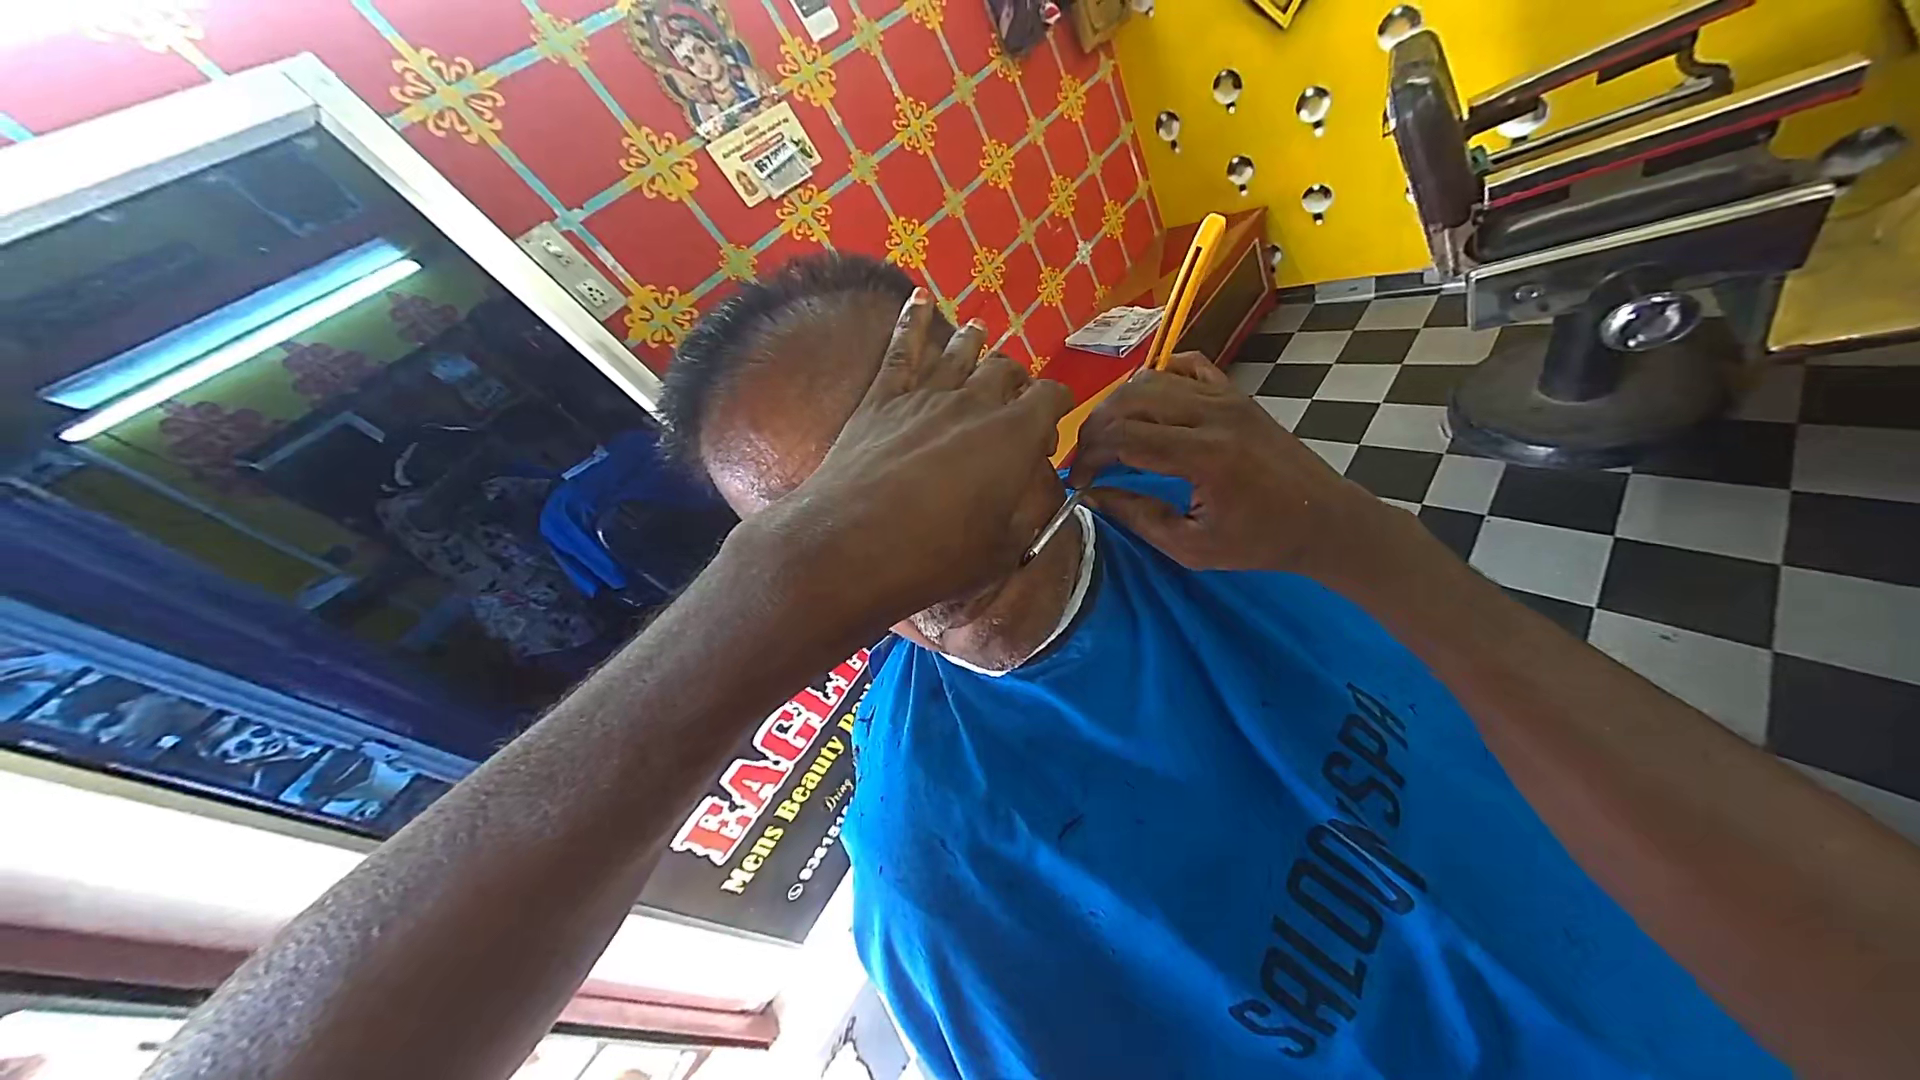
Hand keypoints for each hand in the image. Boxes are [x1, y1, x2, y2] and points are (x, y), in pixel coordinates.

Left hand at [748, 289, 1073, 629]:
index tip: (1050, 427)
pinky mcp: (882, 397)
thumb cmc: (936, 557)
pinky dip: (913, 319)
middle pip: (1006, 369)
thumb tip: (1036, 498)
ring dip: (974, 340)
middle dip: (1017, 378)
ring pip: (959, 351)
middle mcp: (974, 402)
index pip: (1051, 397)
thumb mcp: (1001, 551)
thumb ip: (1026, 516)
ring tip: (979, 329)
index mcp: (1014, 435)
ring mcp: (925, 394)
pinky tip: (919, 298)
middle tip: (1014, 394)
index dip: (1057, 407)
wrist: (853, 546)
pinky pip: (901, 347)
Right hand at [1067, 351, 1393, 575]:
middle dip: (1095, 429)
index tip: (1078, 480)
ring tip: (1109, 437)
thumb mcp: (1192, 547)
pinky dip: (1157, 378)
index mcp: (1204, 456)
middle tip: (1088, 460)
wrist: (1323, 518)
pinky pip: (1186, 366)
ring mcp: (1226, 396)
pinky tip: (1148, 406)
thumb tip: (1091, 495)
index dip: (1089, 456)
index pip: (1123, 436)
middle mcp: (1213, 414)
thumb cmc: (1259, 542)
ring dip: (1118, 405)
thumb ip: (1137, 517)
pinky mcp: (1235, 392)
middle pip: (1129, 401)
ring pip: (1150, 379)